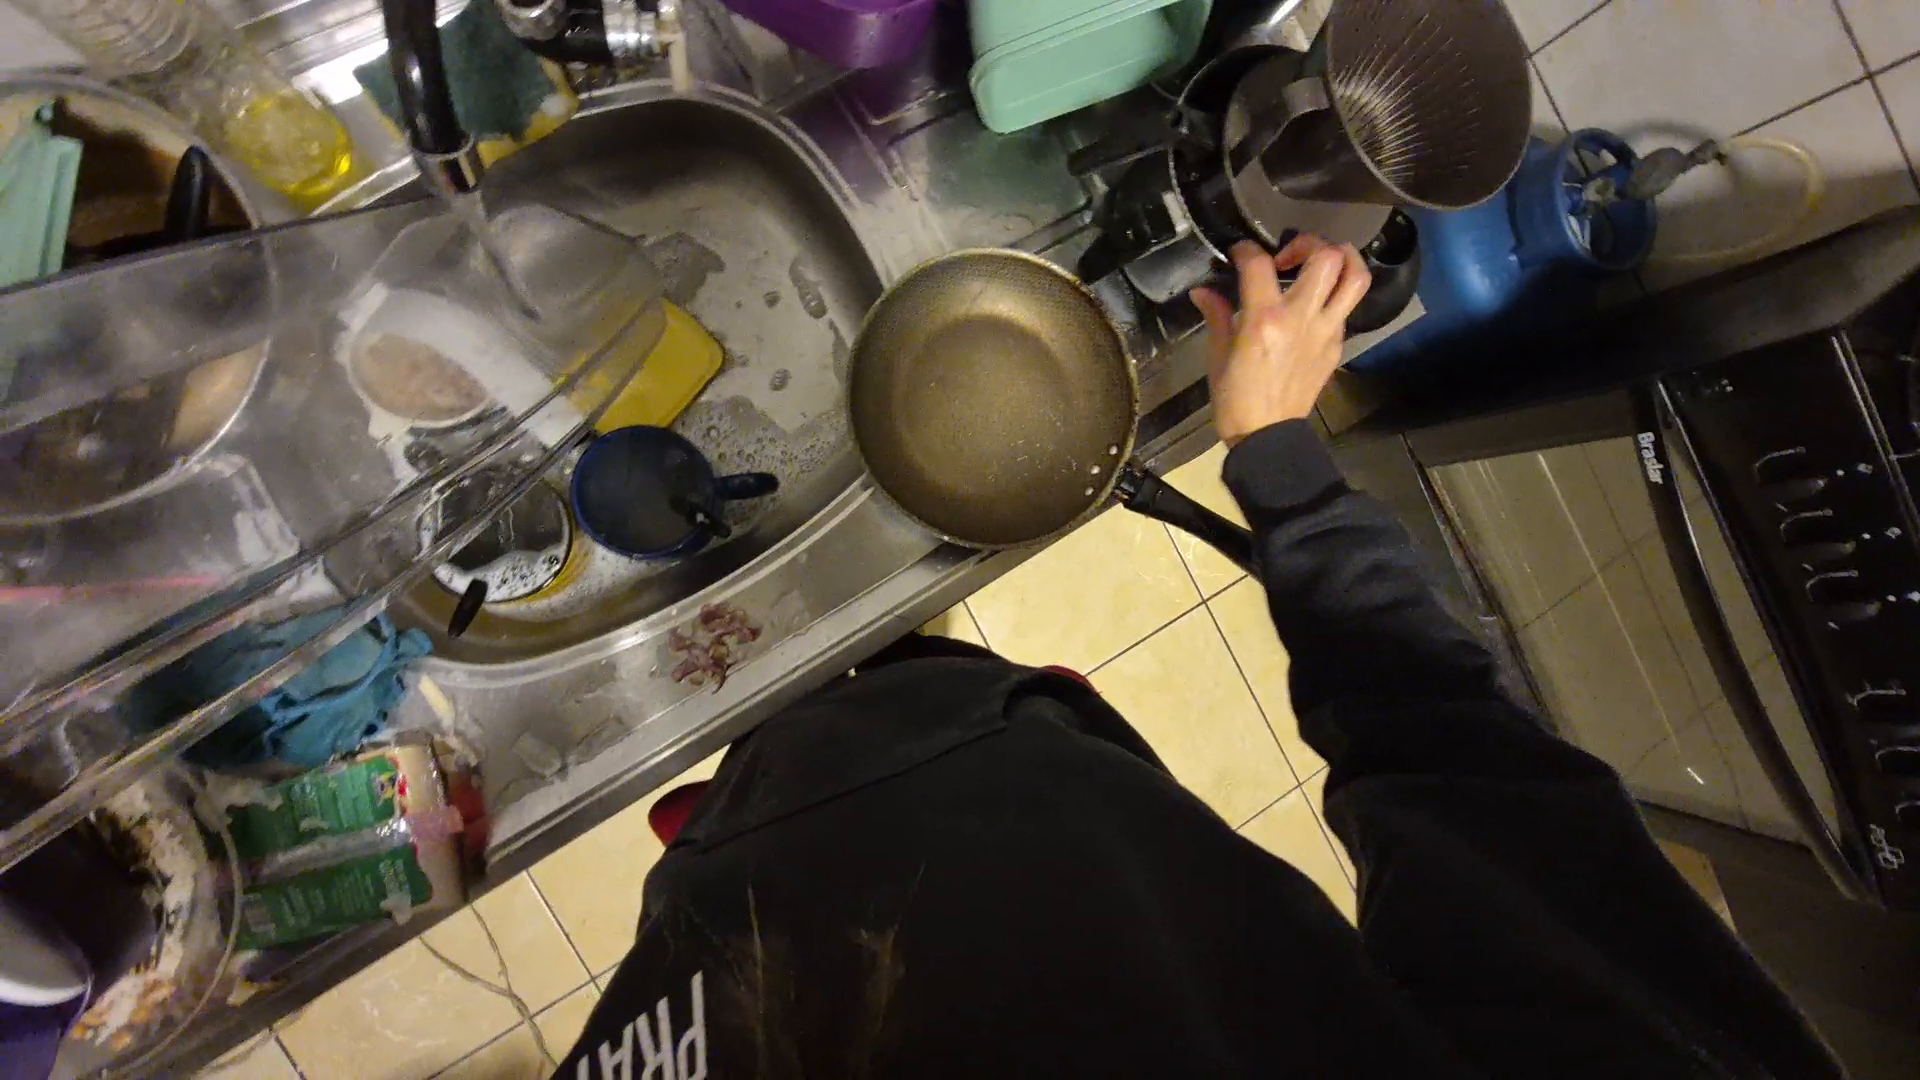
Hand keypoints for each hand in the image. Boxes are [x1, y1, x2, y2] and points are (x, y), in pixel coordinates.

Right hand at [1190, 236, 1371, 446]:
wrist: (1266, 434)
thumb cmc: (1234, 399)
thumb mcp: (1217, 356)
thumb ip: (1217, 316)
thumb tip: (1204, 292)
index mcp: (1263, 320)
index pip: (1259, 265)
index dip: (1246, 250)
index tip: (1238, 252)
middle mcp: (1301, 318)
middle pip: (1326, 257)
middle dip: (1307, 243)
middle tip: (1288, 257)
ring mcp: (1325, 331)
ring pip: (1355, 276)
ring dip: (1342, 259)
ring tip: (1321, 263)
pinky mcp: (1337, 345)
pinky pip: (1346, 307)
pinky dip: (1334, 295)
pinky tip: (1314, 304)